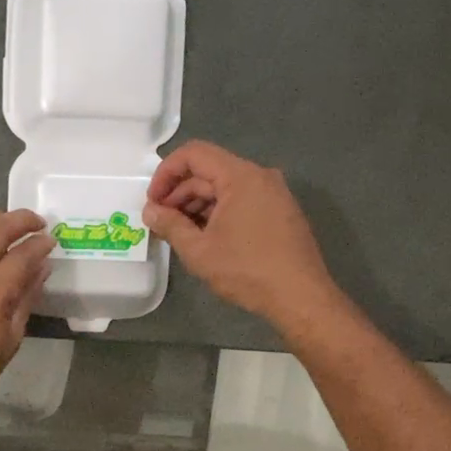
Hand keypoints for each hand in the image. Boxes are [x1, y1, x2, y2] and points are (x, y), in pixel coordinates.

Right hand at [142, 140, 339, 323]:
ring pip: (225, 188)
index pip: (194, 154)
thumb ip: (170, 225)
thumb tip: (150, 211)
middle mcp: (260, 176)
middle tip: (161, 222)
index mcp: (241, 176)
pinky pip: (241, 200)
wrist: (300, 297)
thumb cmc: (246, 270)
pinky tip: (206, 238)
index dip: (166, 173)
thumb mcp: (199, 250)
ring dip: (197, 206)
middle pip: (209, 172)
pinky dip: (218, 212)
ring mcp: (274, 194)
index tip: (152, 202)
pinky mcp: (280, 212)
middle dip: (179, 194)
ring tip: (180, 234)